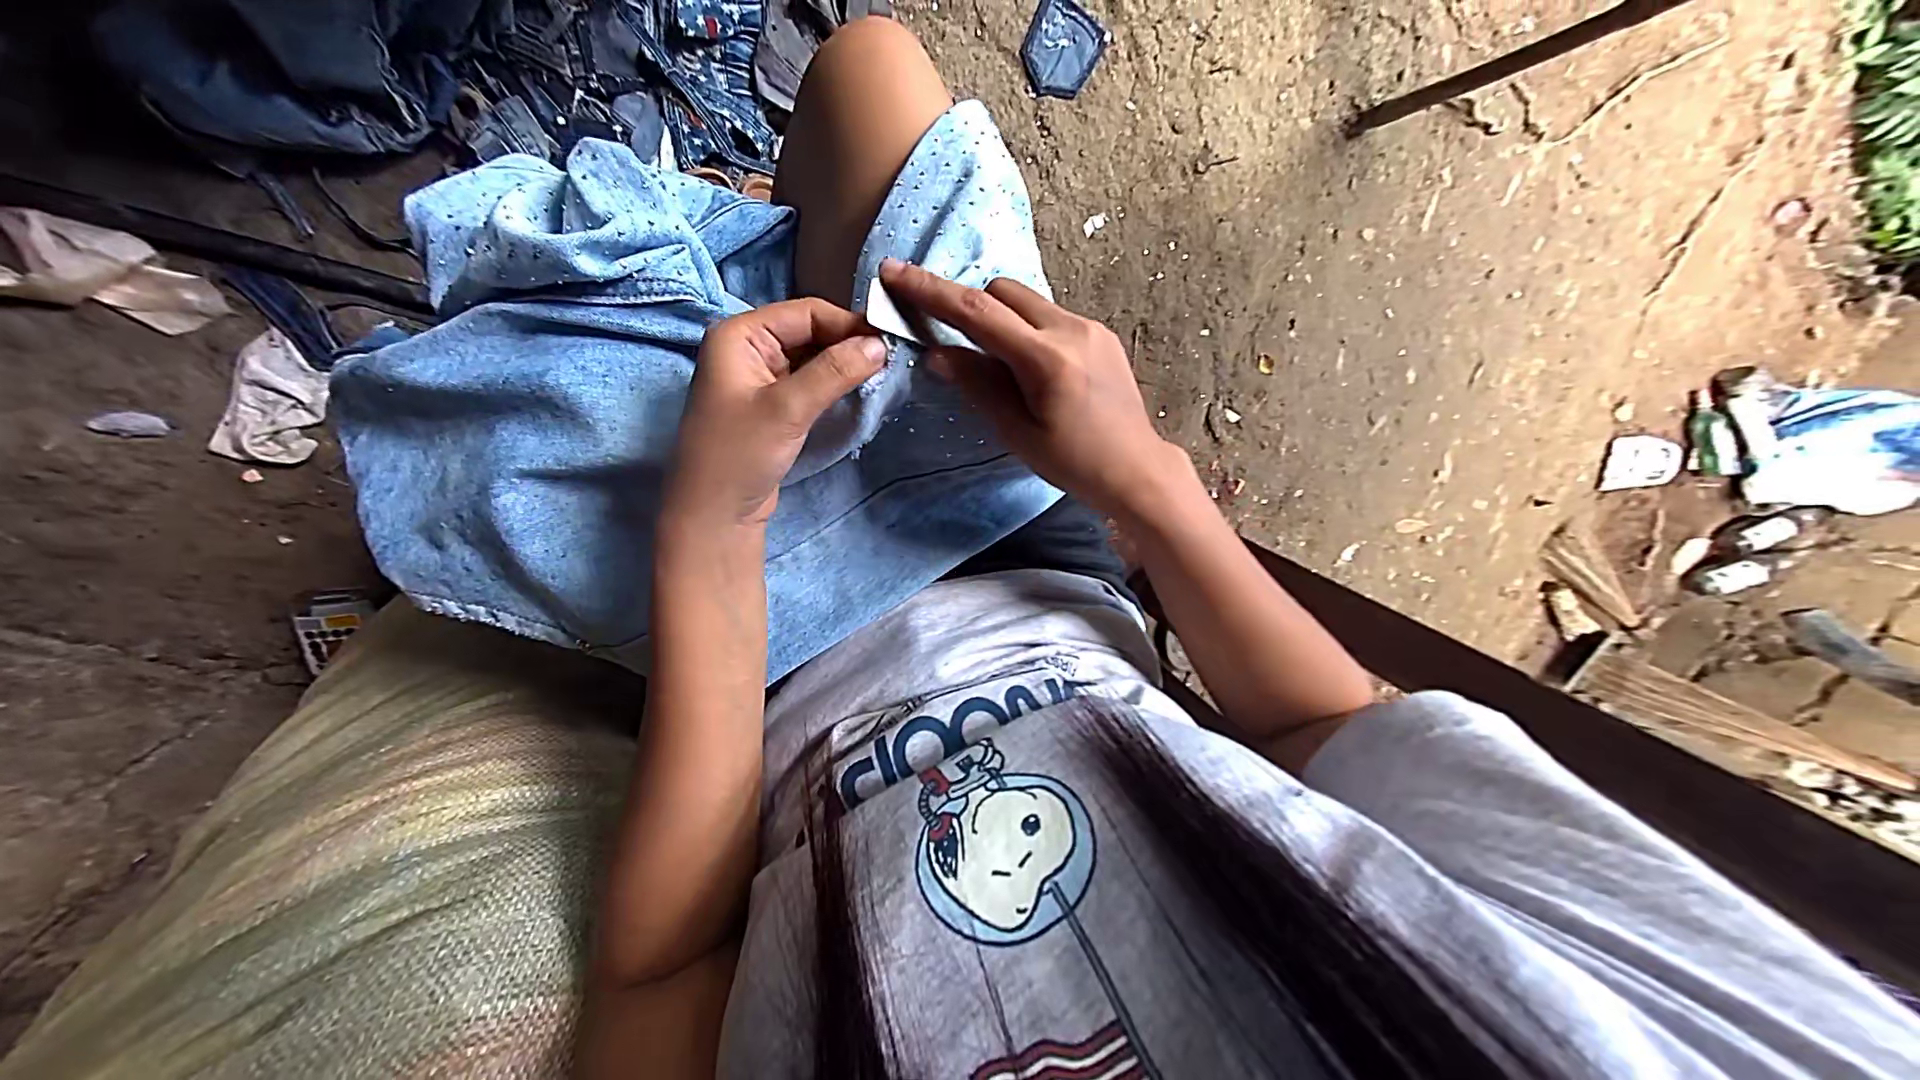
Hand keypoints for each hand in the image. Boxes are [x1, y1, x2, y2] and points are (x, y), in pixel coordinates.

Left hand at [665, 299, 885, 530]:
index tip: (890, 341)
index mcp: (739, 334)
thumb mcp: (788, 409)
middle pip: (811, 332)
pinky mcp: (774, 404)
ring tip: (882, 374)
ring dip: (844, 365)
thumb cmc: (740, 455)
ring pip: (814, 358)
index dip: (849, 324)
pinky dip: (834, 384)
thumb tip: (881, 344)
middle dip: (849, 344)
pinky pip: (810, 382)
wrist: (716, 514)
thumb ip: (834, 372)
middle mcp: (748, 348)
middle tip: (892, 360)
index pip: (806, 313)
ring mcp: (761, 377)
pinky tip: (859, 390)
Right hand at [877, 258, 1186, 520]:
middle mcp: (1071, 330)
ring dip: (1001, 319)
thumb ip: (978, 386)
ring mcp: (1090, 328)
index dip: (930, 291)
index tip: (895, 273)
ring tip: (1002, 366)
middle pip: (1002, 291)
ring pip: (1027, 300)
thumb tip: (938, 353)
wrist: (1136, 469)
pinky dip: (1027, 329)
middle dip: (971, 307)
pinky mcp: (1101, 334)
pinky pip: (1049, 316)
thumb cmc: (1074, 463)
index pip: (977, 313)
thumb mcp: (1017, 432)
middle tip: (957, 343)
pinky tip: (1033, 369)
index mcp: (1046, 360)